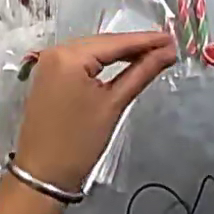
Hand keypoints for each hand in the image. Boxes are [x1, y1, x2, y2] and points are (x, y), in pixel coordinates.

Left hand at [11, 32, 176, 193]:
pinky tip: (122, 62)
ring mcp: (50, 61)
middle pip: (103, 43)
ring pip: (92, 50)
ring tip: (151, 53)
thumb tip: (167, 53)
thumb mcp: (113, 104)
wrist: (43, 175)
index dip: (146, 40)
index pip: (114, 42)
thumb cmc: (79, 142)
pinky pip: (81, 59)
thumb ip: (141, 73)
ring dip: (119, 52)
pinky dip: (102, 61)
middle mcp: (56, 50)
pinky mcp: (49, 73)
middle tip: (166, 46)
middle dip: (134, 45)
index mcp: (69, 56)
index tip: (171, 38)